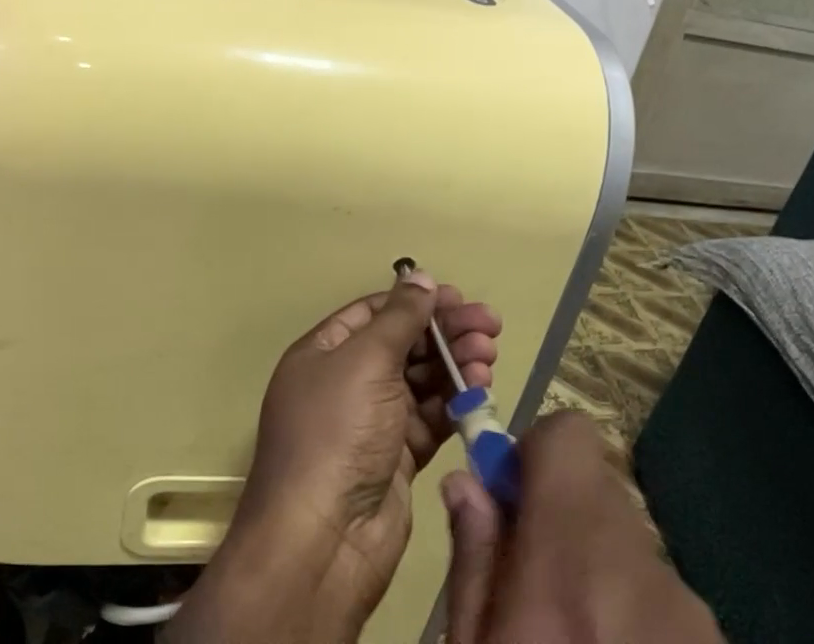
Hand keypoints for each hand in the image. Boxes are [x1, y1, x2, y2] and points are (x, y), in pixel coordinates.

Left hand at [166, 269, 501, 642]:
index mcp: (324, 354)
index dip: (416, 302)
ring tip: (489, 357)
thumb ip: (399, 317)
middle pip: (403, 345)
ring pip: (422, 381)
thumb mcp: (365, 361)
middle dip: (446, 332)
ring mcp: (372, 423)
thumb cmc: (337, 432)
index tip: (458, 298)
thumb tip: (419, 276)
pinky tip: (481, 390)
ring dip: (456, 365)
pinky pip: (431, 419)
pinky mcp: (398, 457)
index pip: (374, 313)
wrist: (324, 538)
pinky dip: (456, 402)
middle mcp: (346, 384)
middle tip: (489, 325)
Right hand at [442, 411, 724, 643]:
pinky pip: (660, 585)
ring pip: (627, 539)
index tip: (509, 498)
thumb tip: (467, 481)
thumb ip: (475, 559)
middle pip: (596, 488)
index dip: (532, 451)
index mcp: (570, 553)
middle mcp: (639, 562)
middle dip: (558, 513)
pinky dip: (631, 602)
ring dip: (594, 561)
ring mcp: (686, 598)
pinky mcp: (712, 628)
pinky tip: (612, 643)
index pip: (567, 436)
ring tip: (570, 621)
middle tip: (529, 572)